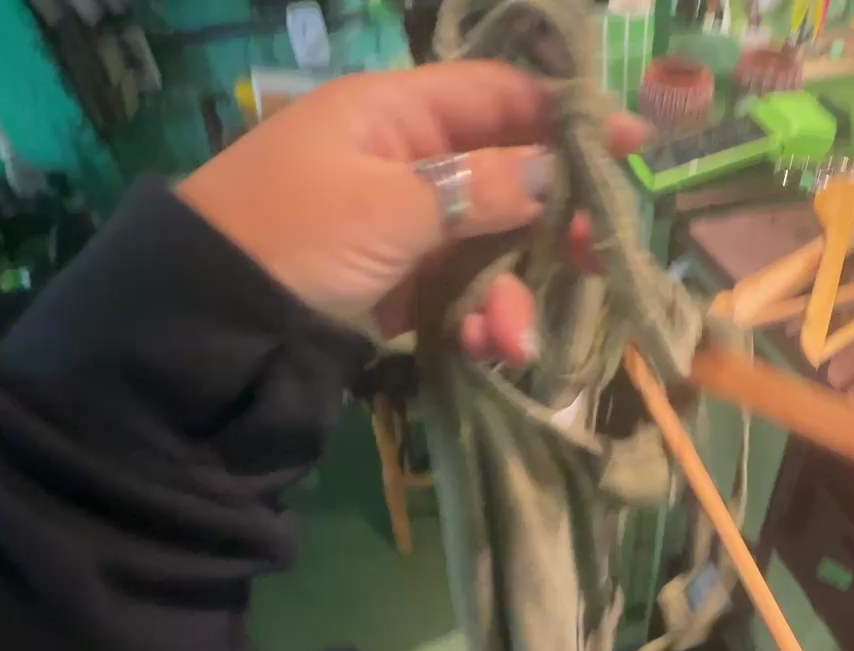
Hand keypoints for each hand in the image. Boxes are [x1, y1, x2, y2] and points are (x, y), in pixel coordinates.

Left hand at [177, 62, 649, 364]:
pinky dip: (482, 322)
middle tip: (600, 257)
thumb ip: (481, 186)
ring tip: (512, 341)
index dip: (566, 116)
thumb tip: (556, 172)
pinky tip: (487, 349)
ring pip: (494, 251)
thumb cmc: (298, 233)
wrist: (223, 323)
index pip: (499, 98)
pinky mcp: (408, 287)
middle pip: (511, 181)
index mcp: (400, 115)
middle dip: (555, 224)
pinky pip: (466, 294)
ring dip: (514, 295)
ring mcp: (413, 231)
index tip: (630, 145)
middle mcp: (414, 166)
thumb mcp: (391, 204)